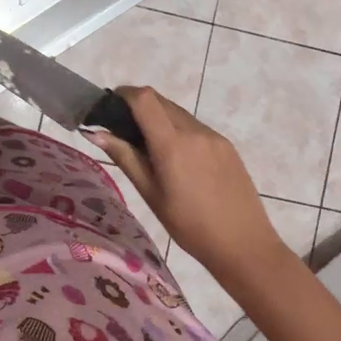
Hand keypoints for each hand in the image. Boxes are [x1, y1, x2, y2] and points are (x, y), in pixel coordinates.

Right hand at [86, 86, 288, 279]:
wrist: (245, 246)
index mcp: (172, 144)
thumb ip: (124, 158)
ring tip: (151, 149)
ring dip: (159, 118)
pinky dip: (178, 130)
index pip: (144, 98)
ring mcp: (213, 136)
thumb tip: (95, 133)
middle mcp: (194, 131)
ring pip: (177, 112)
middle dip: (138, 106)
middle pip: (159, 100)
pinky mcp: (226, 145)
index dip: (124, 94)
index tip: (109, 108)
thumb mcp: (151, 195)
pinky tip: (178, 160)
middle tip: (124, 131)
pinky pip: (194, 126)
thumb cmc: (190, 227)